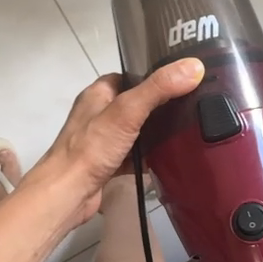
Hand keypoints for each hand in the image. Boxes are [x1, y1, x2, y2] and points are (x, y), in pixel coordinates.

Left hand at [26, 58, 204, 225]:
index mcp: (98, 93)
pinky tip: (173, 159)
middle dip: (162, 106)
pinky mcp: (109, 165)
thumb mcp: (127, 111)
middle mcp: (99, 114)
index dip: (155, 76)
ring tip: (190, 130)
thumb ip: (159, 89)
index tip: (184, 79)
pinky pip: (135, 157)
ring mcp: (103, 141)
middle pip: (137, 104)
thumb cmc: (91, 148)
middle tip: (194, 106)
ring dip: (158, 133)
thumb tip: (195, 66)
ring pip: (138, 132)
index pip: (131, 76)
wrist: (67, 195)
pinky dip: (151, 158)